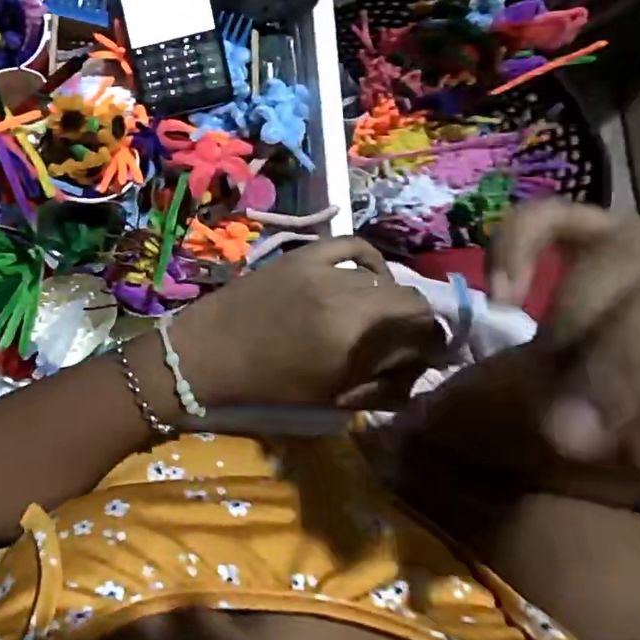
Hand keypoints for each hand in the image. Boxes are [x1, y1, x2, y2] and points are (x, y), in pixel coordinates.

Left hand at [168, 237, 442, 408]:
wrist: (207, 354)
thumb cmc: (266, 387)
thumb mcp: (332, 395)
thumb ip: (382, 379)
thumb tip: (417, 364)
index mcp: (353, 334)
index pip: (422, 324)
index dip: (432, 340)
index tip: (424, 353)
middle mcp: (343, 294)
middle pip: (406, 296)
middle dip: (412, 321)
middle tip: (398, 339)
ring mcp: (321, 269)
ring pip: (380, 276)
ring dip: (387, 296)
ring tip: (376, 313)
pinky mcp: (301, 256)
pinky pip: (350, 245)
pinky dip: (367, 259)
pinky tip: (366, 275)